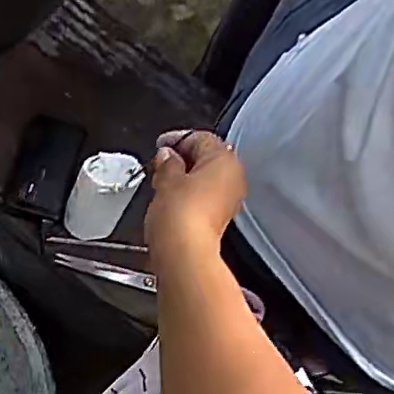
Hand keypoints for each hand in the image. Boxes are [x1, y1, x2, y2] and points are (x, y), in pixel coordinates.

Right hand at [145, 129, 245, 256]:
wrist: (184, 255)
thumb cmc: (180, 219)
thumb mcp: (166, 182)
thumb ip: (167, 164)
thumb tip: (166, 156)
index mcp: (224, 159)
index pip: (199, 138)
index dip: (176, 140)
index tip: (161, 145)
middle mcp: (232, 177)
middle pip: (206, 160)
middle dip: (182, 161)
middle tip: (160, 166)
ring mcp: (227, 201)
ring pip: (205, 181)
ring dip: (185, 181)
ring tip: (162, 187)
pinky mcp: (218, 221)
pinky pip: (203, 202)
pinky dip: (188, 199)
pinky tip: (172, 205)